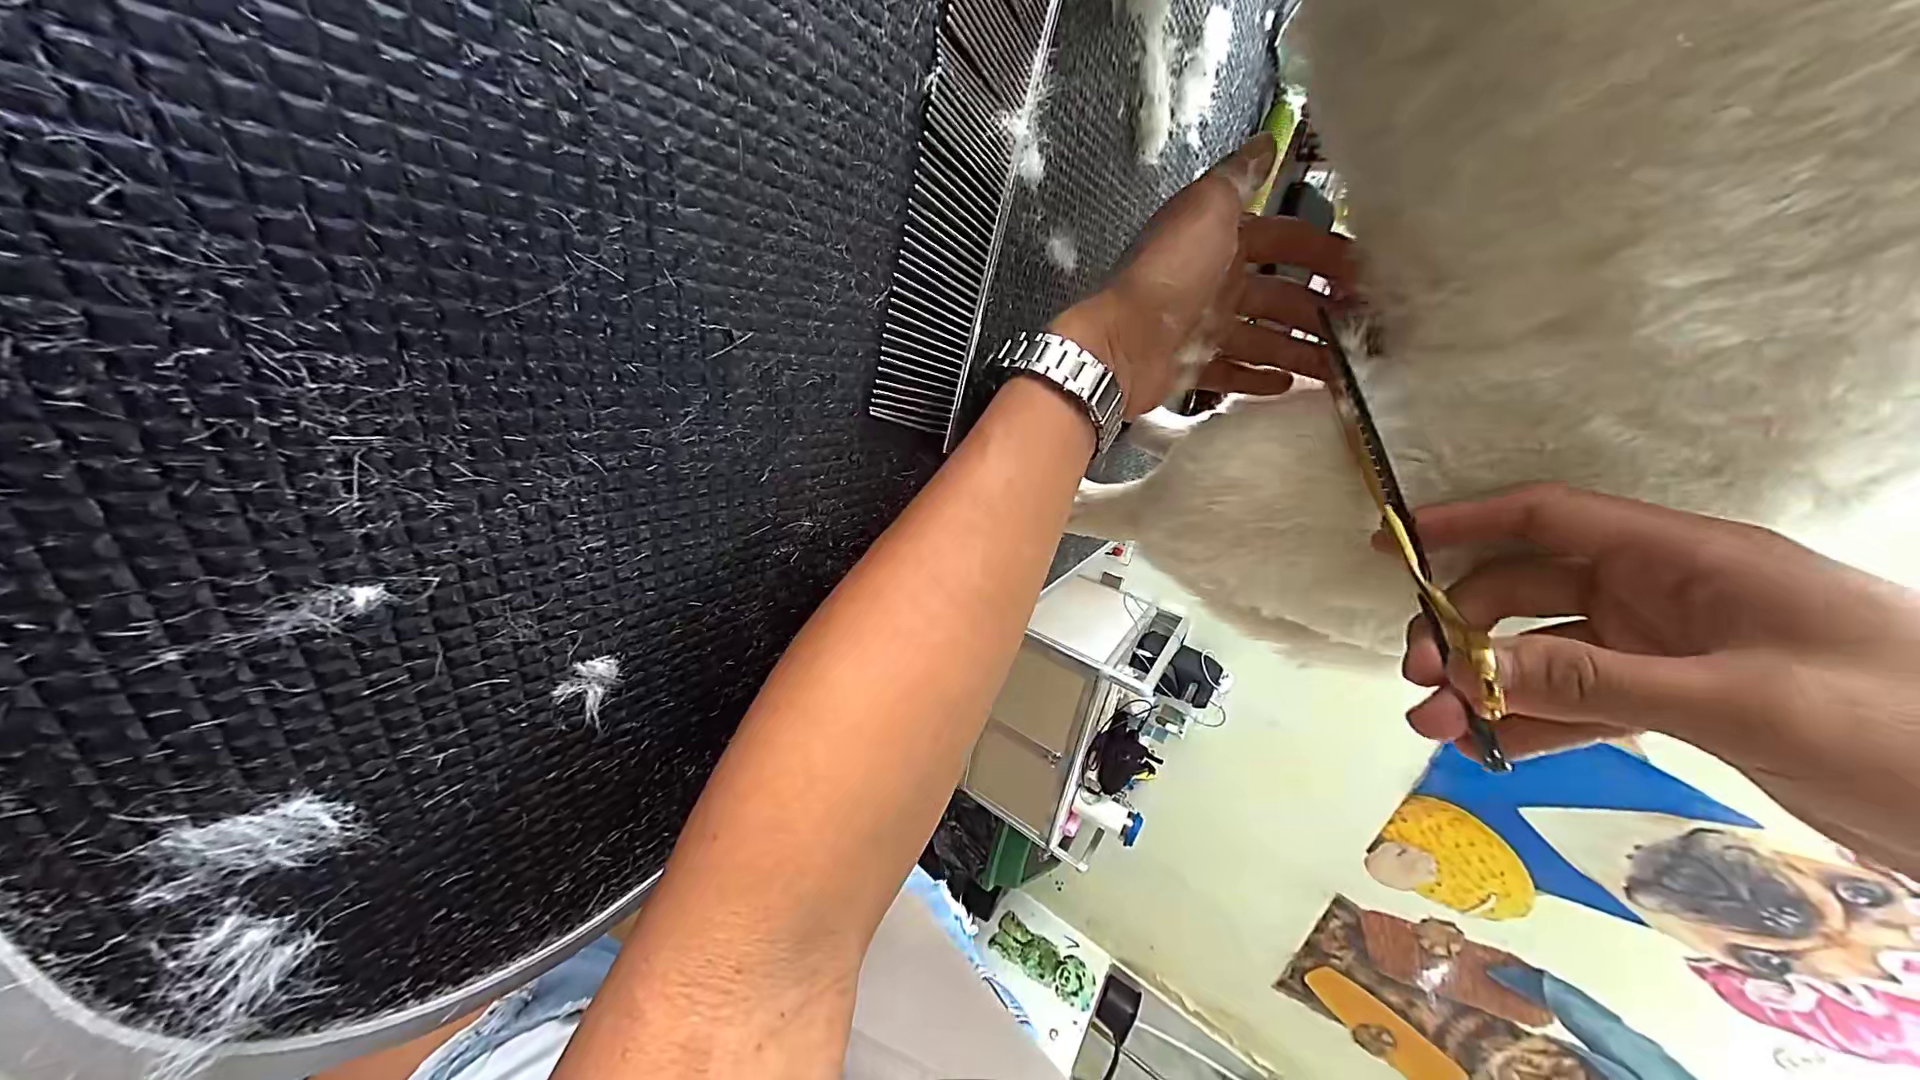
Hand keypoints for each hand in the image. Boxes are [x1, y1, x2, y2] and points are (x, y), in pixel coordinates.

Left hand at [1048, 133, 1355, 415]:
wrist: (1121, 341)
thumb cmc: (1167, 273)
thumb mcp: (1205, 207)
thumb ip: (1237, 176)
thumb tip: (1268, 140)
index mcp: (1222, 243)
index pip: (1285, 242)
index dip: (1323, 252)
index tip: (1363, 271)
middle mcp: (1215, 286)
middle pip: (1279, 297)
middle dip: (1319, 309)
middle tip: (1362, 327)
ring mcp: (1203, 331)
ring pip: (1263, 339)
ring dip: (1300, 350)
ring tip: (1341, 367)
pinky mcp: (1191, 369)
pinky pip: (1232, 374)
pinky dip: (1258, 379)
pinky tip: (1289, 385)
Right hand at [1398, 484, 1919, 875]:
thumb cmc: (1916, 728)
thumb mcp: (1744, 702)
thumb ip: (1594, 679)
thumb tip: (1469, 668)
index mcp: (1685, 561)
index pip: (1547, 520)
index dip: (1462, 522)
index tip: (1392, 542)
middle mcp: (1660, 595)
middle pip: (1523, 593)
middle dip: (1462, 632)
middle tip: (1422, 680)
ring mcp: (1663, 650)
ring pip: (1540, 653)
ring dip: (1484, 686)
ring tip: (1439, 727)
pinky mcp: (1672, 701)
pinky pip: (1575, 702)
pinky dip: (1528, 722)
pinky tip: (1493, 750)